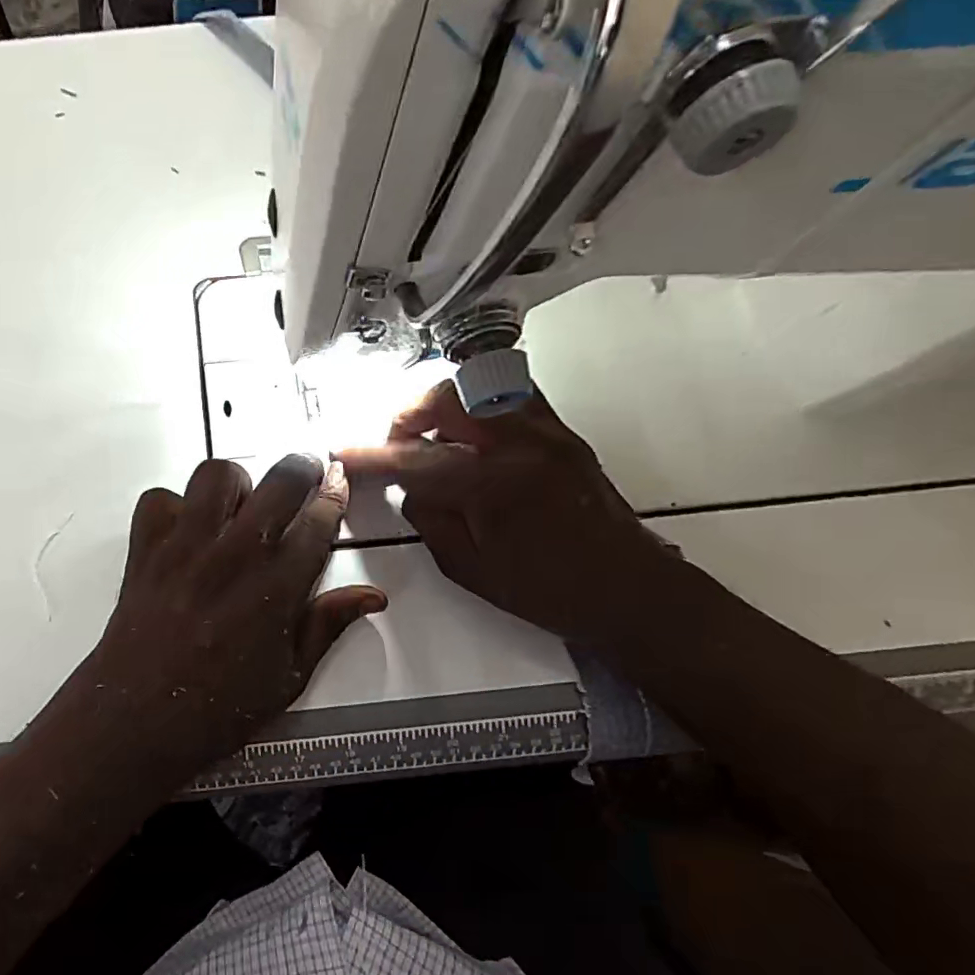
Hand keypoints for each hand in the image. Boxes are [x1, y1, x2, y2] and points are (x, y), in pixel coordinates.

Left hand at [65, 455, 386, 773]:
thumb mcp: (287, 677)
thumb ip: (327, 626)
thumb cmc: (216, 708)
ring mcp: (185, 545)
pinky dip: (174, 506)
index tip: (336, 480)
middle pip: (279, 482)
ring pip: (216, 475)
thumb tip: (370, 597)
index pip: (318, 520)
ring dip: (235, 483)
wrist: (138, 717)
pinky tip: (185, 529)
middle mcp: (233, 554)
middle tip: (302, 473)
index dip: (333, 494)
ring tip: (239, 504)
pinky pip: (159, 499)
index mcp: (276, 587)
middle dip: (299, 468)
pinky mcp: (145, 546)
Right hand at [337, 381, 667, 640]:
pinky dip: (479, 400)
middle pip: (446, 397)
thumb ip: (428, 516)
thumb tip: (408, 484)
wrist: (629, 591)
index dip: (370, 455)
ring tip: (432, 432)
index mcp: (492, 486)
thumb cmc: (549, 590)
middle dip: (407, 414)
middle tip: (395, 442)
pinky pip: (511, 392)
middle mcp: (521, 447)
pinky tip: (470, 429)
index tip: (345, 452)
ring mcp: (546, 433)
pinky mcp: (562, 432)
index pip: (412, 458)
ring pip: (480, 383)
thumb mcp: (466, 566)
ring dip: (442, 403)